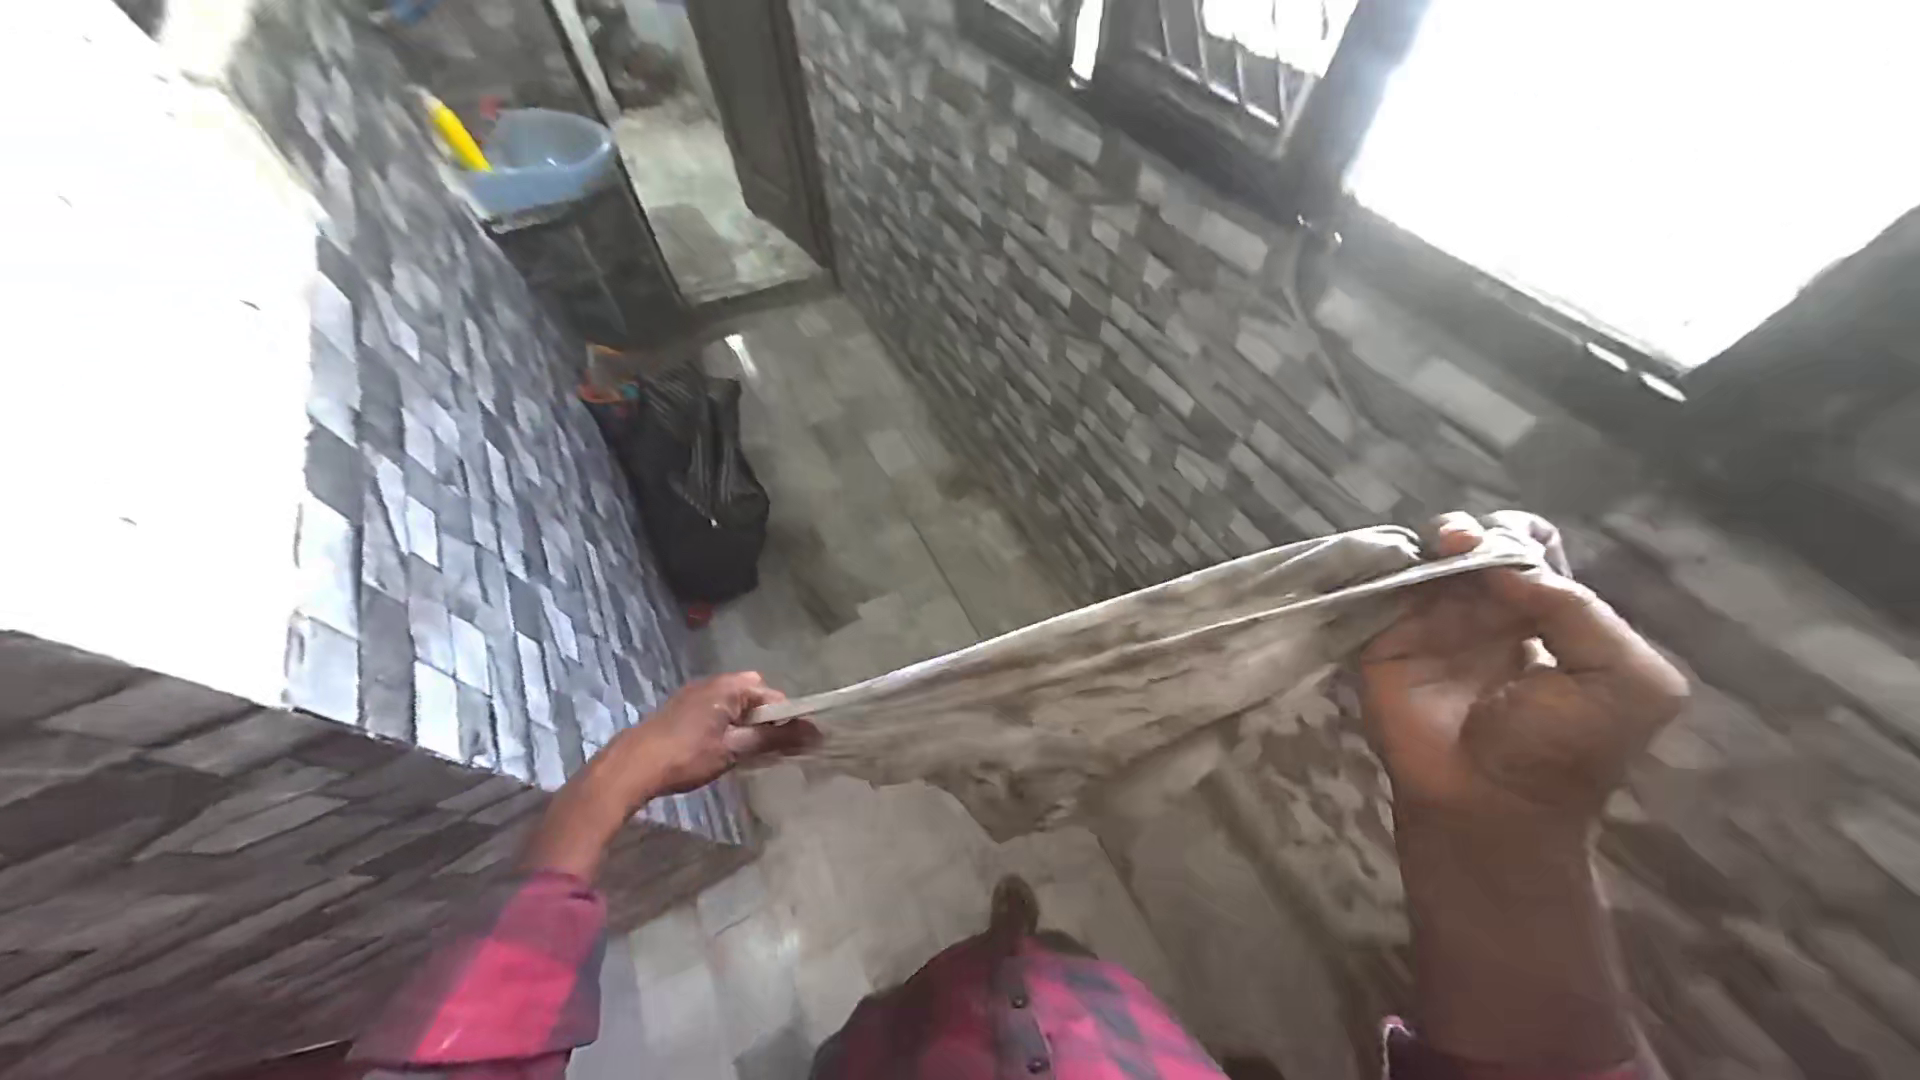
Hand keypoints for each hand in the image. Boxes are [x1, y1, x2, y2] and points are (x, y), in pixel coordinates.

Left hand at [599, 672, 818, 804]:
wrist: (631, 767)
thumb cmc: (688, 756)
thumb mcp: (736, 749)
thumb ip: (776, 739)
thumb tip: (815, 733)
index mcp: (732, 686)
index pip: (775, 698)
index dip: (787, 720)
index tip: (790, 745)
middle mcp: (716, 681)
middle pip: (756, 695)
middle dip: (765, 719)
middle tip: (764, 747)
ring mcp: (697, 691)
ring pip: (736, 702)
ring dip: (745, 722)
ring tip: (744, 750)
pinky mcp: (683, 706)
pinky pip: (719, 707)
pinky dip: (727, 722)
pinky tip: (721, 746)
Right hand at [1360, 510, 1687, 830]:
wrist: (1484, 800)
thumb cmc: (1561, 749)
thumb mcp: (1625, 683)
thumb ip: (1581, 614)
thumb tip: (1504, 566)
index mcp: (1546, 617)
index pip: (1531, 552)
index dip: (1520, 536)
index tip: (1508, 550)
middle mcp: (1485, 611)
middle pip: (1473, 545)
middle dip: (1470, 531)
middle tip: (1458, 544)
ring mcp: (1431, 624)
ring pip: (1425, 559)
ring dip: (1429, 541)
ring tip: (1436, 548)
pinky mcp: (1384, 638)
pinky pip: (1382, 590)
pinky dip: (1386, 567)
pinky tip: (1397, 563)